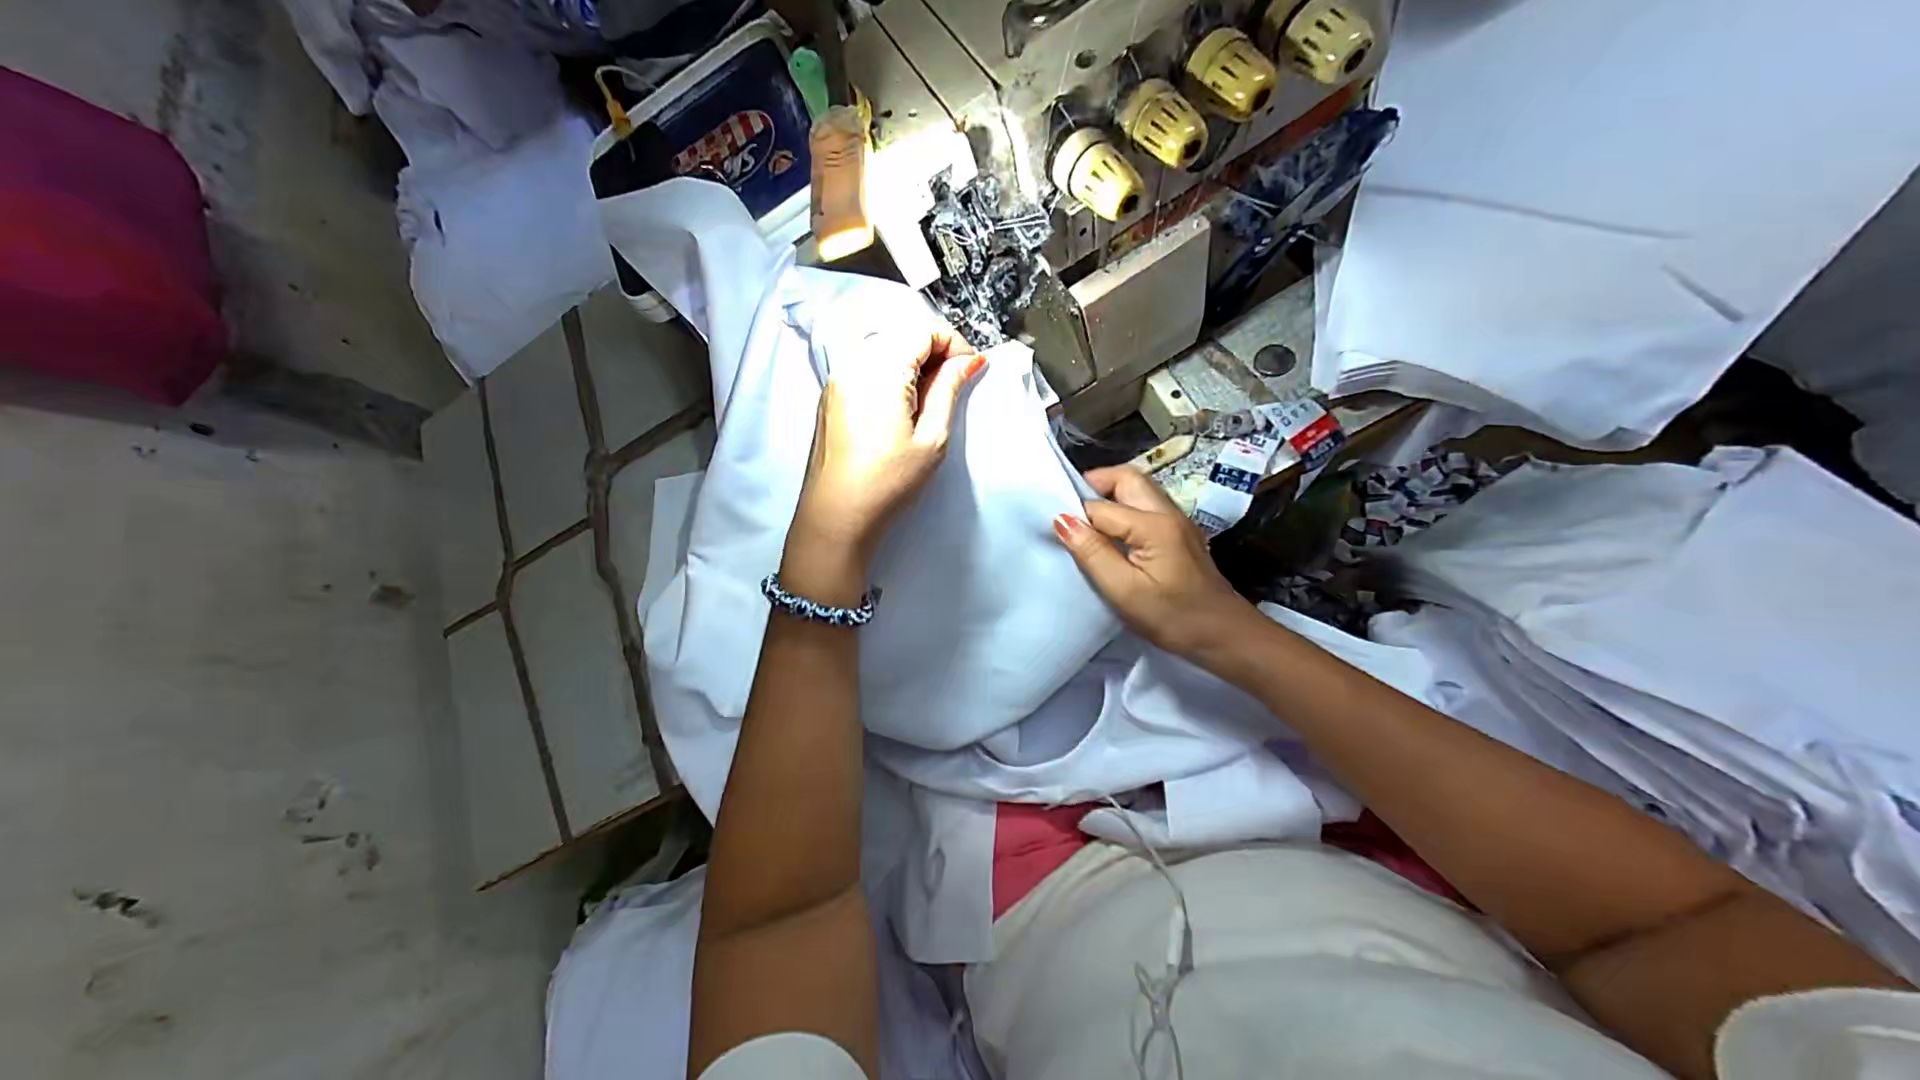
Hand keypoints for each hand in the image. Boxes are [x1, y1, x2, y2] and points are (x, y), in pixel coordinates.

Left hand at [784, 321, 983, 603]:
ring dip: (912, 364)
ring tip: (929, 402)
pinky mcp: (831, 397)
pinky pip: (866, 369)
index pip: (923, 330)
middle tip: (955, 386)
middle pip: (902, 336)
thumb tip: (968, 362)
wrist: (836, 516)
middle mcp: (853, 365)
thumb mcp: (932, 437)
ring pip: (884, 350)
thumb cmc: (884, 483)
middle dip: (934, 352)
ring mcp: (837, 380)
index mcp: (880, 369)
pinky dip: (890, 376)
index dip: (954, 344)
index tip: (970, 368)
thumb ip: (949, 389)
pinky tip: (902, 410)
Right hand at [1053, 465, 1263, 659]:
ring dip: (1109, 498)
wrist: (1225, 636)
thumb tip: (1062, 520)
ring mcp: (1177, 521)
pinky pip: (1146, 507)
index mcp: (1154, 524)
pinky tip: (1112, 538)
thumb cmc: (1173, 618)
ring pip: (1138, 490)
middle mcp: (1168, 512)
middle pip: (1126, 478)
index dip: (1075, 517)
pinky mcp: (1179, 534)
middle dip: (1094, 486)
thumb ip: (1092, 553)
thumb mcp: (1125, 591)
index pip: (1100, 506)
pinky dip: (1123, 511)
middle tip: (1070, 515)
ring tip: (1087, 527)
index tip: (1054, 532)